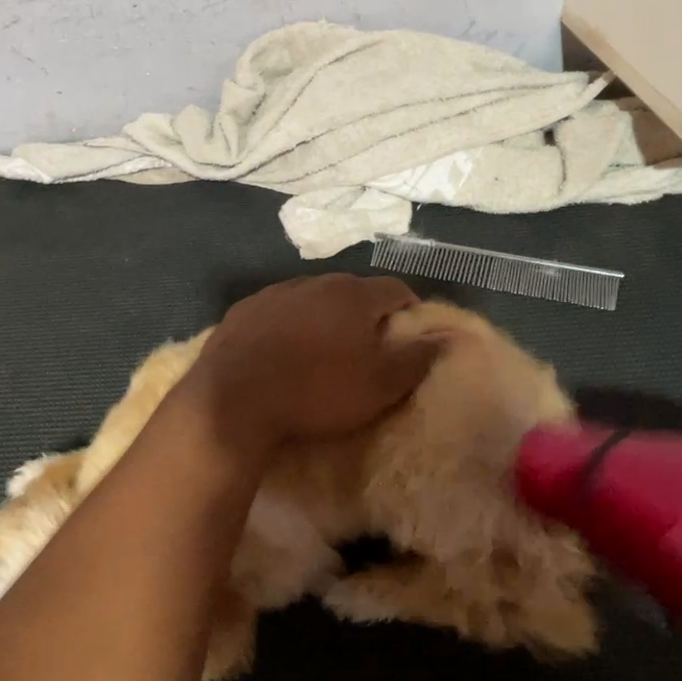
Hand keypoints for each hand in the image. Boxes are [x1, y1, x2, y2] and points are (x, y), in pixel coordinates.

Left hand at [176, 274, 438, 454]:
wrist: (234, 398)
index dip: (408, 311)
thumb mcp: (379, 386)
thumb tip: (448, 337)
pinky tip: (281, 352)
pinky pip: (276, 312)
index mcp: (352, 294)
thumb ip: (417, 358)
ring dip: (323, 317)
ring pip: (310, 299)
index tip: (409, 337)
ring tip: (323, 350)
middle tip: (368, 347)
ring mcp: (273, 293)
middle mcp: (313, 282)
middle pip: (351, 291)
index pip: (395, 289)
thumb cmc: (316, 391)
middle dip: (365, 313)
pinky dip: (287, 325)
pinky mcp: (242, 310)